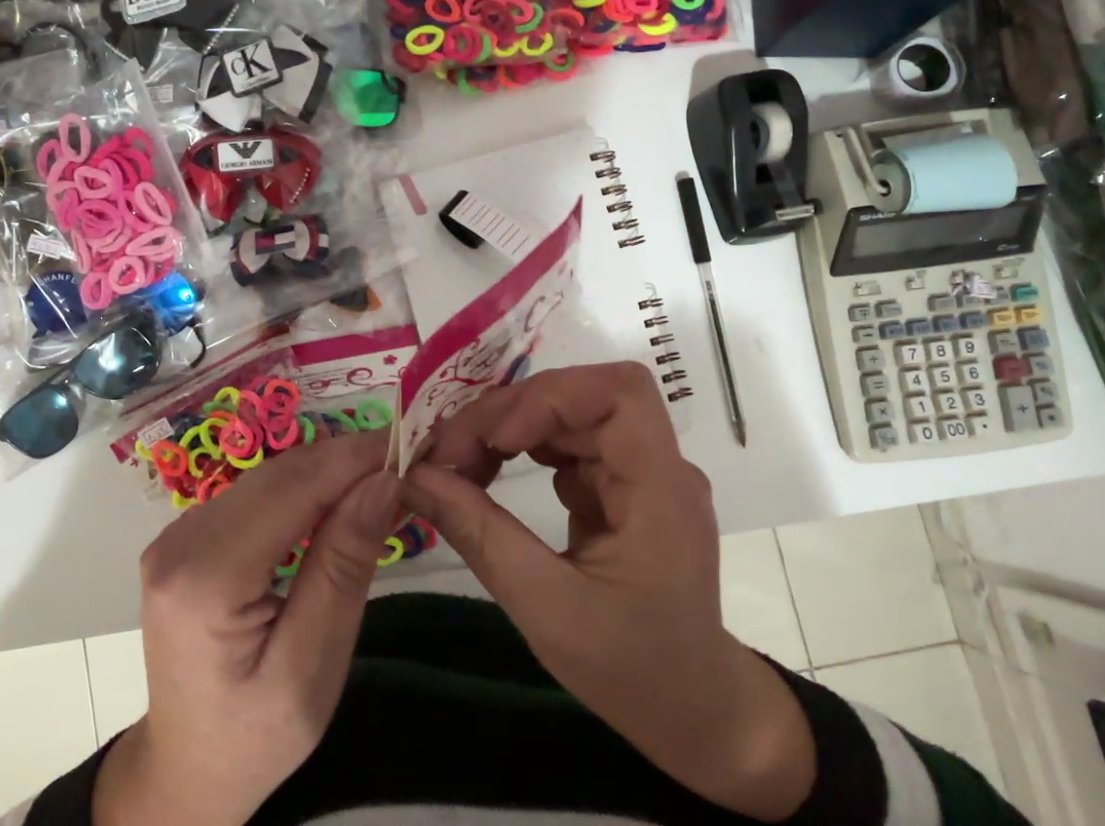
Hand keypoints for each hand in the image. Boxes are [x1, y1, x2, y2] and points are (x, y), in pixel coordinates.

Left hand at [94, 429, 401, 825]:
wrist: (189, 766)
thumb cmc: (257, 734)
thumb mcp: (313, 663)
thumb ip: (343, 567)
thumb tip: (382, 482)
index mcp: (205, 576)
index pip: (291, 488)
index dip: (353, 459)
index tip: (412, 445)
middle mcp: (179, 542)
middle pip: (276, 476)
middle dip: (345, 461)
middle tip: (410, 461)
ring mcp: (176, 537)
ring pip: (265, 481)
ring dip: (326, 474)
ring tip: (385, 480)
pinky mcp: (185, 542)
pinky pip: (252, 499)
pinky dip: (301, 493)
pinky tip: (339, 503)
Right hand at [403, 363, 815, 821]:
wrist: (691, 711)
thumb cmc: (630, 668)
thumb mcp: (545, 607)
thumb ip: (480, 534)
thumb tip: (414, 476)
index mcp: (659, 490)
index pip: (618, 393)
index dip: (551, 397)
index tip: (497, 440)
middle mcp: (655, 468)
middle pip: (580, 399)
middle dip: (506, 416)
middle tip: (443, 457)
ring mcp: (637, 477)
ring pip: (565, 418)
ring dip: (505, 431)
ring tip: (452, 466)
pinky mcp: (618, 491)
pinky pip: (564, 448)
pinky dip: (517, 453)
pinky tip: (480, 478)